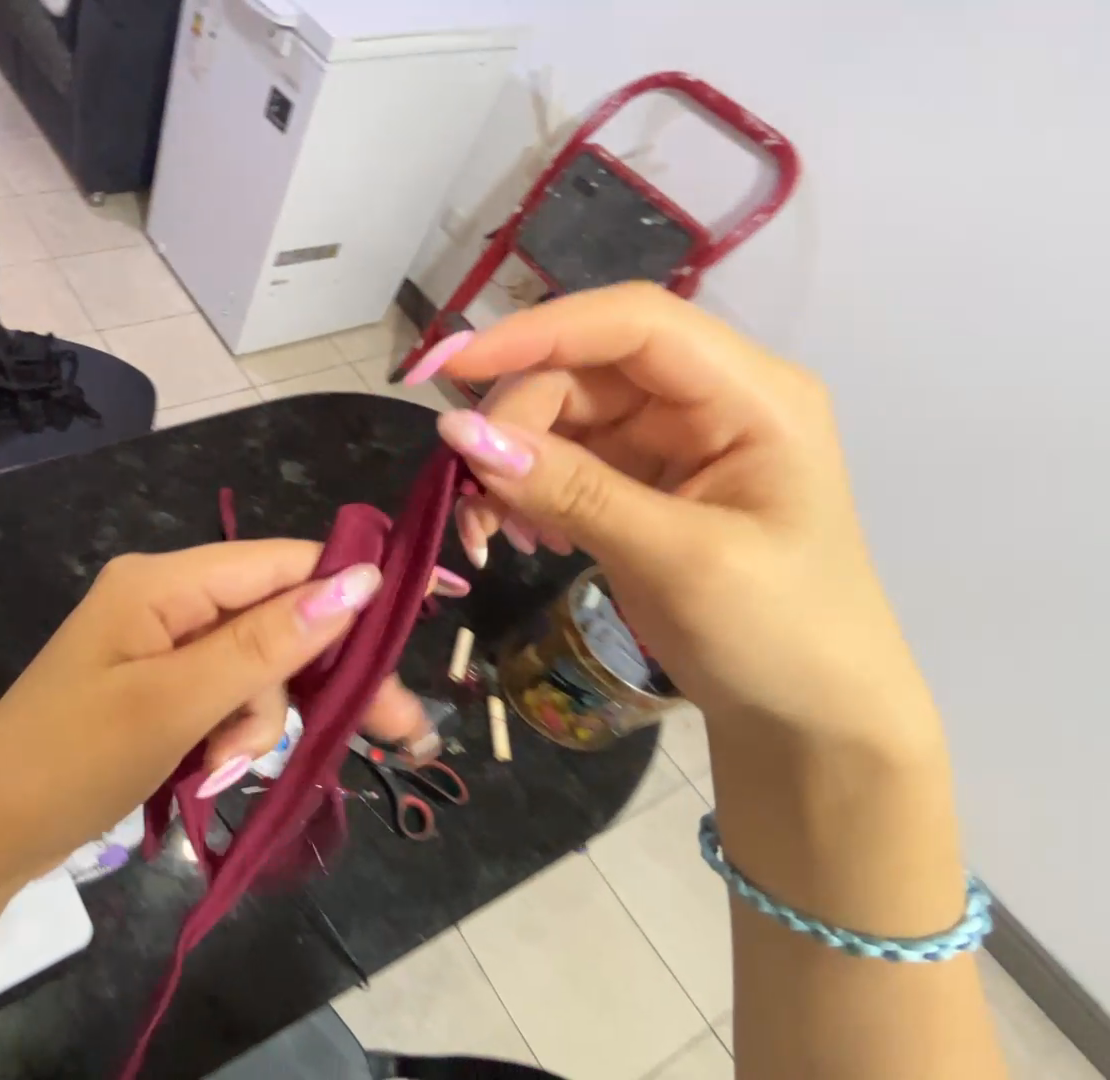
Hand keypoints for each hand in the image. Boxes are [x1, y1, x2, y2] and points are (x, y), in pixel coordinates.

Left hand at [0, 541, 431, 884]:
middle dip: (320, 678)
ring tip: (222, 770)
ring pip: (254, 668)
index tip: (434, 608)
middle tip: (398, 734)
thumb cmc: (73, 761)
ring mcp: (159, 645)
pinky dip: (233, 733)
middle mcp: (165, 600)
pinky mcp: (156, 686)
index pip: (282, 563)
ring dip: (260, 721)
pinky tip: (214, 771)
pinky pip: (222, 695)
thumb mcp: (177, 702)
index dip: (357, 583)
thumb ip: (267, 643)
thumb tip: (359, 579)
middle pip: (276, 620)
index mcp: (163, 582)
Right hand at [406, 283, 928, 739]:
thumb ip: (569, 490)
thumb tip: (458, 435)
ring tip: (493, 532)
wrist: (804, 713)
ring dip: (506, 467)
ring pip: (555, 418)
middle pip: (578, 373)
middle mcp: (704, 401)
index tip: (445, 370)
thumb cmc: (776, 632)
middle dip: (512, 426)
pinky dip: (521, 494)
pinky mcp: (635, 480)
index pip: (630, 325)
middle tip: (472, 498)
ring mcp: (666, 442)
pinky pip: (555, 463)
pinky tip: (521, 536)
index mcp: (750, 395)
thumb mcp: (674, 557)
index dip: (534, 333)